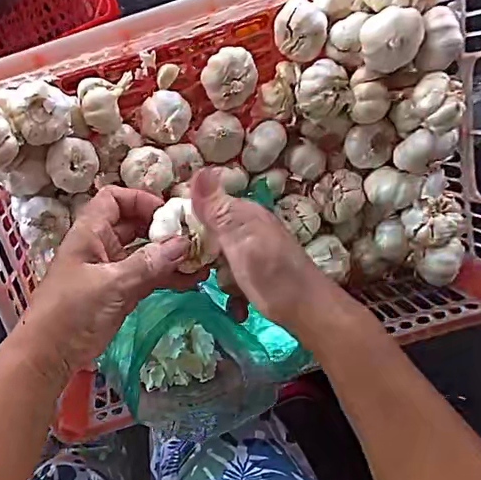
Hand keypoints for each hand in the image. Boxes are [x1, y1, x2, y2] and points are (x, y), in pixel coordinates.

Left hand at [9, 187, 195, 382]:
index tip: (168, 214)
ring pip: (146, 253)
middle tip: (195, 236)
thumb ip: (148, 263)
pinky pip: (149, 278)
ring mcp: (113, 271)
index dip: (140, 199)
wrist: (49, 354)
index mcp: (90, 233)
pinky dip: (168, 277)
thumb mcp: (110, 283)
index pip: (114, 199)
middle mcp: (102, 247)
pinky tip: (192, 280)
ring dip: (171, 255)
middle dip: (164, 229)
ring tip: (202, 260)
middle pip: (136, 225)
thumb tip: (183, 244)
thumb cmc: (71, 311)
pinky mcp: (122, 294)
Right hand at [189, 169, 339, 335]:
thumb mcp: (241, 240)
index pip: (202, 208)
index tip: (172, 246)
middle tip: (198, 276)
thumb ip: (218, 210)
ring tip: (227, 293)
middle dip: (201, 259)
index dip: (185, 226)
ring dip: (220, 281)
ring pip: (219, 262)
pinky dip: (234, 297)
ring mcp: (253, 252)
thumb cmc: (272, 274)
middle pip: (209, 238)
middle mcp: (248, 228)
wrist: (308, 310)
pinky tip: (239, 308)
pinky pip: (234, 280)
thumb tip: (199, 169)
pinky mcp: (258, 274)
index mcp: (242, 214)